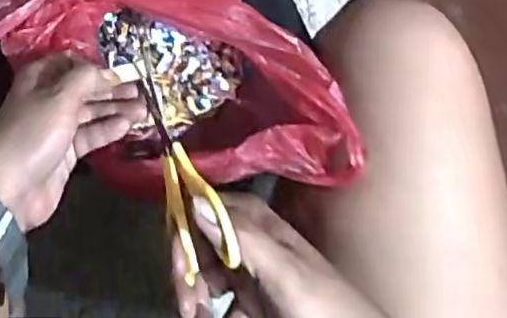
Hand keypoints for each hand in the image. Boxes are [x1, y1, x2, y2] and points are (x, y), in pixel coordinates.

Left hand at [0, 55, 146, 229]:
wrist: (10, 191)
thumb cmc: (33, 134)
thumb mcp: (59, 98)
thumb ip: (86, 80)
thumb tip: (108, 71)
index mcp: (39, 78)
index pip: (71, 62)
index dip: (95, 64)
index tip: (121, 68)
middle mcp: (48, 97)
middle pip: (84, 87)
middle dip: (111, 87)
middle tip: (140, 89)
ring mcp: (56, 125)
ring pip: (90, 111)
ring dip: (115, 108)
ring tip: (143, 109)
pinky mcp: (65, 150)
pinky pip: (90, 134)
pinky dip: (107, 129)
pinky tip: (126, 126)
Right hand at [173, 193, 383, 317]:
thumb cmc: (325, 311)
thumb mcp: (286, 274)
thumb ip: (241, 236)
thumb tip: (194, 200)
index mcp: (254, 219)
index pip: (202, 206)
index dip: (185, 230)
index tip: (181, 267)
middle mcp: (246, 237)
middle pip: (197, 239)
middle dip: (187, 270)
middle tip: (189, 306)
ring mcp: (248, 271)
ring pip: (202, 271)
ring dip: (193, 294)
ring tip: (197, 316)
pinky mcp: (250, 303)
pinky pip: (216, 299)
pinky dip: (206, 309)